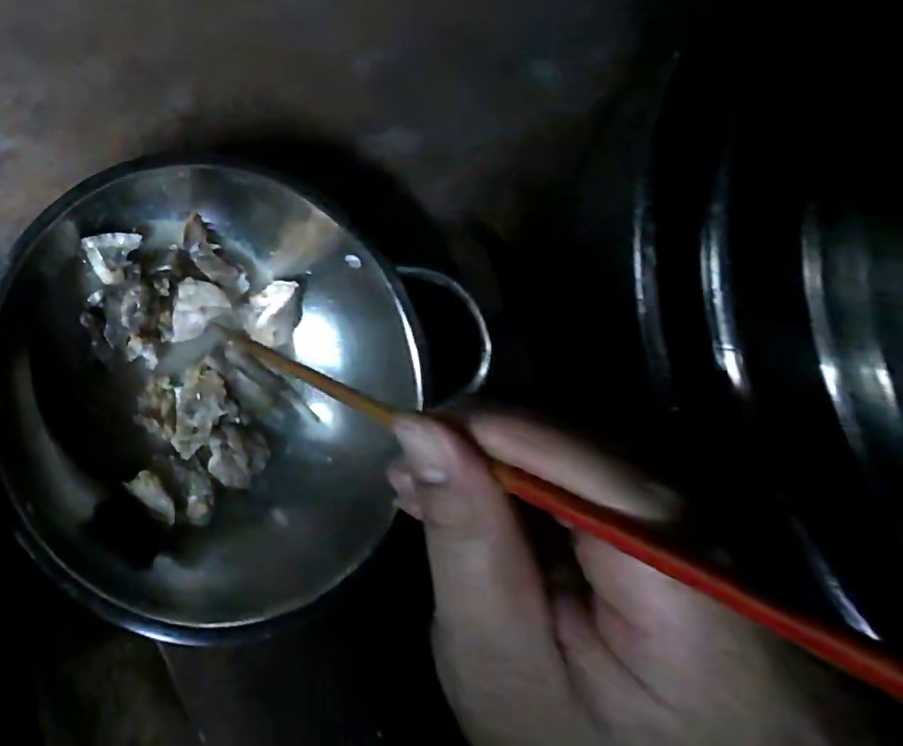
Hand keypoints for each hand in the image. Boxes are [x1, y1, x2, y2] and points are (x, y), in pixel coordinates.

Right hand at [387, 411, 862, 745]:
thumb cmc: (548, 739)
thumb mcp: (489, 648)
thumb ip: (465, 536)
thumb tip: (419, 429)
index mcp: (702, 619)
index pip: (612, 487)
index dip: (509, 438)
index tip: (413, 429)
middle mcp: (737, 584)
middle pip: (604, 473)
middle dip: (490, 452)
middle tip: (405, 470)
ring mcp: (724, 581)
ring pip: (596, 481)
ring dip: (500, 471)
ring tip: (425, 490)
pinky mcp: (697, 581)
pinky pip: (603, 508)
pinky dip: (528, 498)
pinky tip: (476, 510)